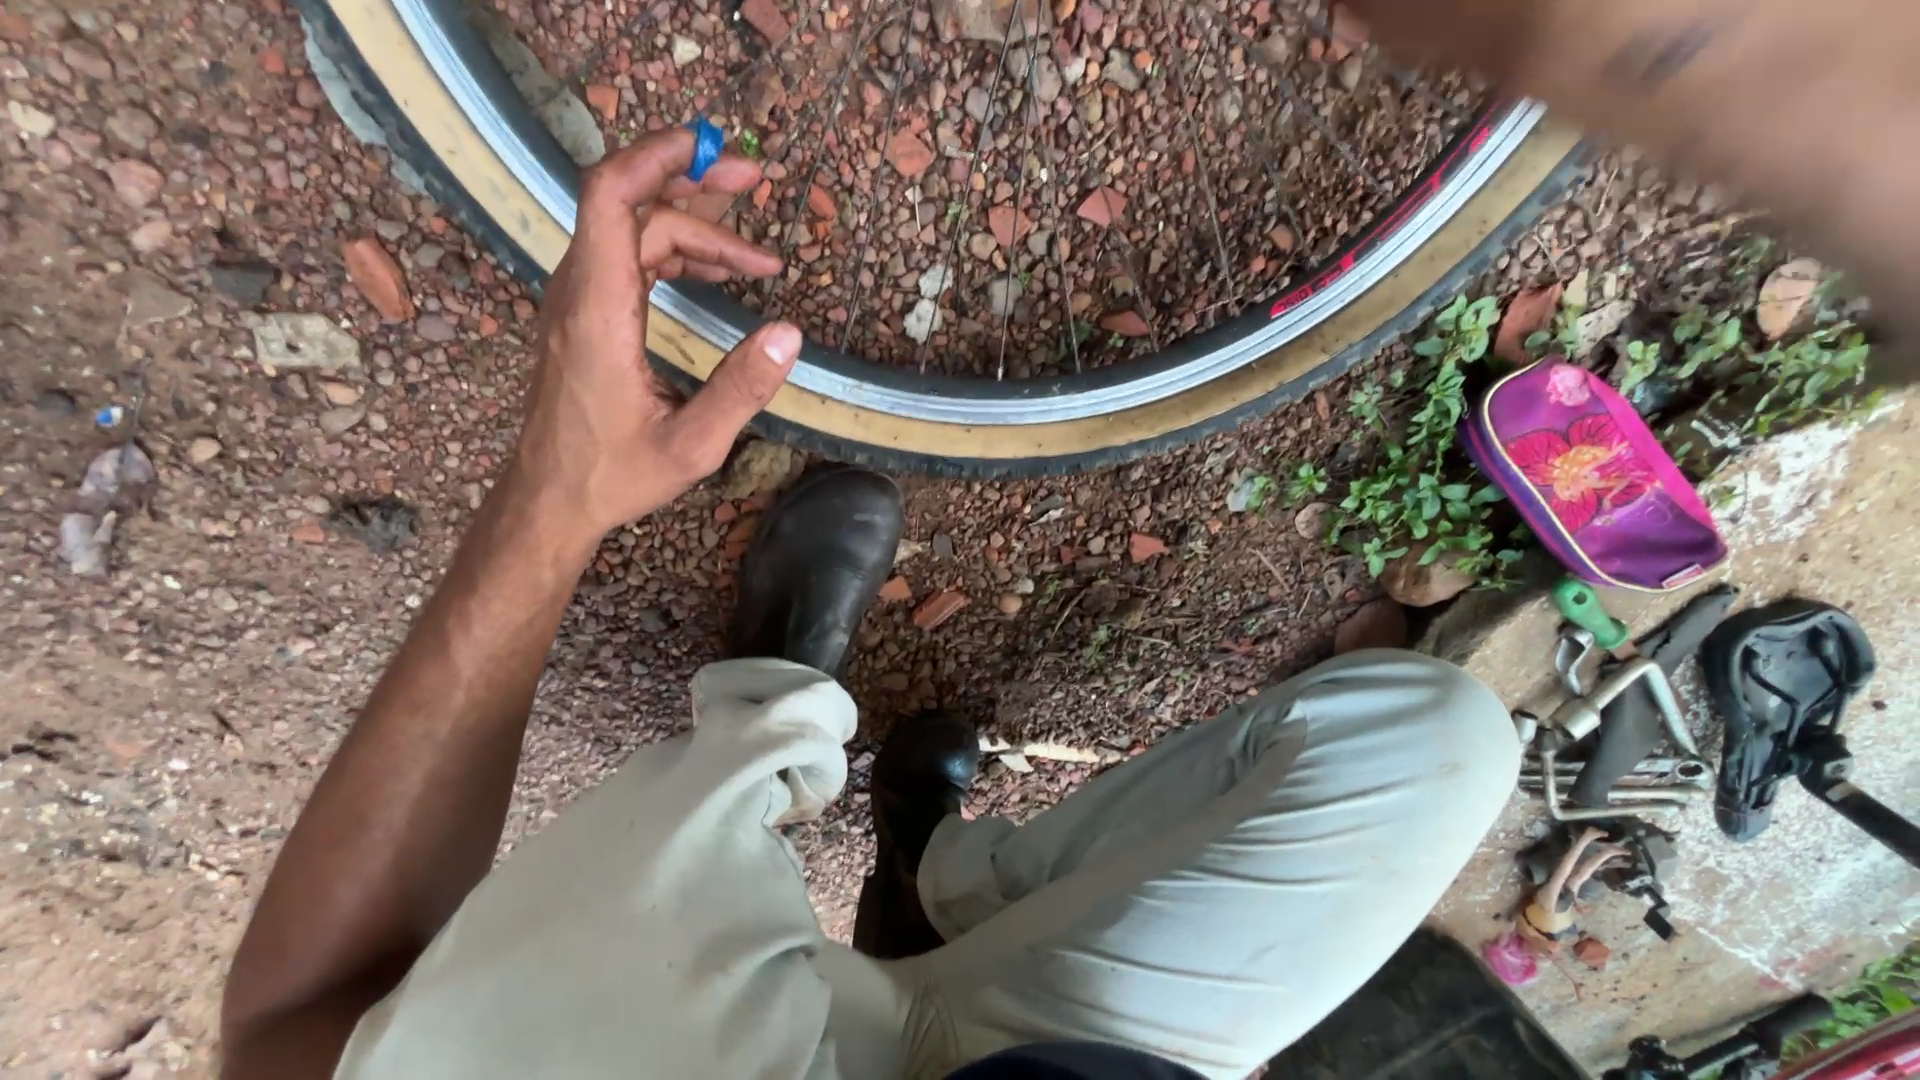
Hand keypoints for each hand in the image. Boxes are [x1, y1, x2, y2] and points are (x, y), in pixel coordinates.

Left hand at [508, 129, 799, 546]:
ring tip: (757, 261)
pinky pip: (627, 259)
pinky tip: (713, 277)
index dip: (659, 157)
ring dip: (693, 231)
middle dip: (696, 190)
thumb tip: (791, 334)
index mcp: (599, 310)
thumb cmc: (615, 475)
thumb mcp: (693, 445)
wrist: (550, 499)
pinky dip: (674, 255)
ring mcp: (576, 301)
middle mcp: (579, 291)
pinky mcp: (583, 316)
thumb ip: (741, 389)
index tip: (714, 148)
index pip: (612, 197)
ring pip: (632, 232)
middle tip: (758, 188)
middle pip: (634, 208)